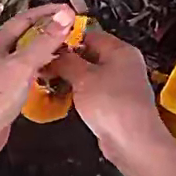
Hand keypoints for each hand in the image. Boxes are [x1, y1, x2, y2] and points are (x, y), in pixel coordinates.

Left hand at [0, 5, 76, 156]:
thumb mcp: (23, 65)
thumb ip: (44, 41)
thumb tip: (65, 15)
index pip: (23, 20)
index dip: (46, 13)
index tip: (68, 11)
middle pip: (23, 36)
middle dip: (46, 31)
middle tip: (71, 30)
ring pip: (24, 55)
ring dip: (43, 50)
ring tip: (66, 49)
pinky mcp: (2, 90)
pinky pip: (23, 72)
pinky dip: (38, 69)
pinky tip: (51, 73)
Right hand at [45, 27, 167, 161]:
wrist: (132, 141)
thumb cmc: (110, 104)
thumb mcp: (82, 77)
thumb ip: (66, 61)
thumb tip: (53, 54)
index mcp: (120, 50)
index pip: (89, 34)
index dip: (66, 40)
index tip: (46, 47)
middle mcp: (123, 64)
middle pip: (89, 54)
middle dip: (66, 60)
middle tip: (43, 65)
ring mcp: (120, 84)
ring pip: (89, 74)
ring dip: (70, 78)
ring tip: (48, 80)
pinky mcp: (115, 103)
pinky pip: (93, 91)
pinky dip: (78, 92)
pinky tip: (62, 96)